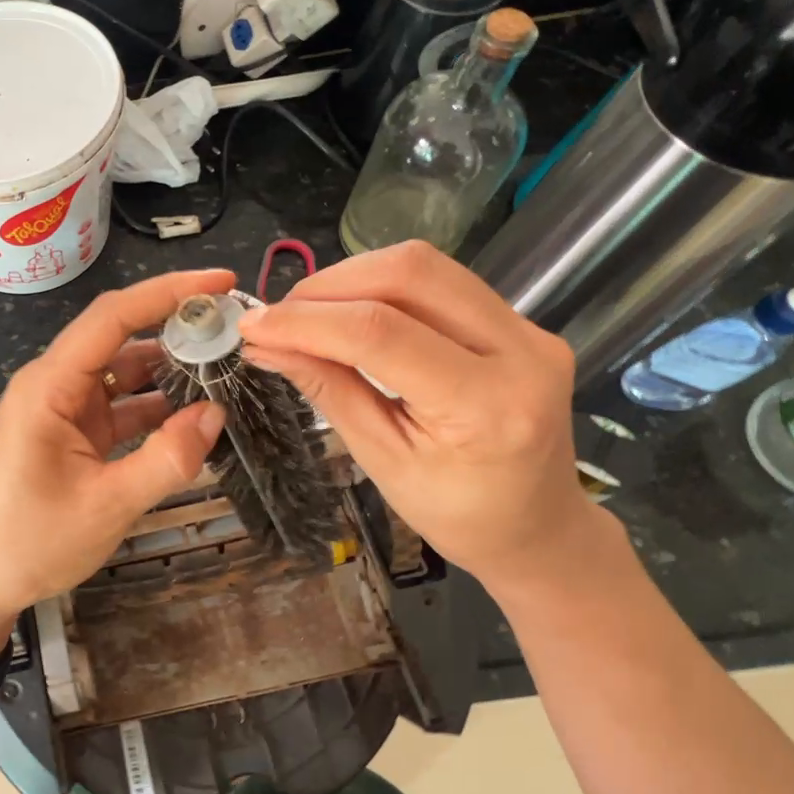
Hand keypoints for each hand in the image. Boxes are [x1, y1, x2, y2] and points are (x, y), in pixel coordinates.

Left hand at [0, 270, 232, 662]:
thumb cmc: (33, 542)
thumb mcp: (109, 505)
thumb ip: (167, 459)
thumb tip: (217, 415)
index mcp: (50, 386)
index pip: (112, 317)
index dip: (166, 292)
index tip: (219, 282)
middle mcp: (53, 384)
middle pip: (118, 337)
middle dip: (174, 327)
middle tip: (232, 326)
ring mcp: (61, 408)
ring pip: (122, 372)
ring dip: (168, 370)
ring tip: (225, 367)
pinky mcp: (70, 432)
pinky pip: (117, 405)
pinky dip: (153, 406)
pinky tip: (194, 413)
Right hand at [235, 242, 600, 591]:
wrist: (540, 528)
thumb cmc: (457, 514)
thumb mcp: (383, 461)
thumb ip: (329, 391)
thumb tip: (265, 344)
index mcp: (486, 407)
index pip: (381, 334)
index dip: (307, 321)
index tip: (253, 327)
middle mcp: (521, 352)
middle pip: (410, 274)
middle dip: (329, 285)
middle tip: (281, 316)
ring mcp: (527, 329)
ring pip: (425, 264)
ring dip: (352, 278)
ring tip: (309, 313)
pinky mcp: (520, 321)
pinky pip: (440, 280)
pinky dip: (380, 286)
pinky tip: (350, 313)